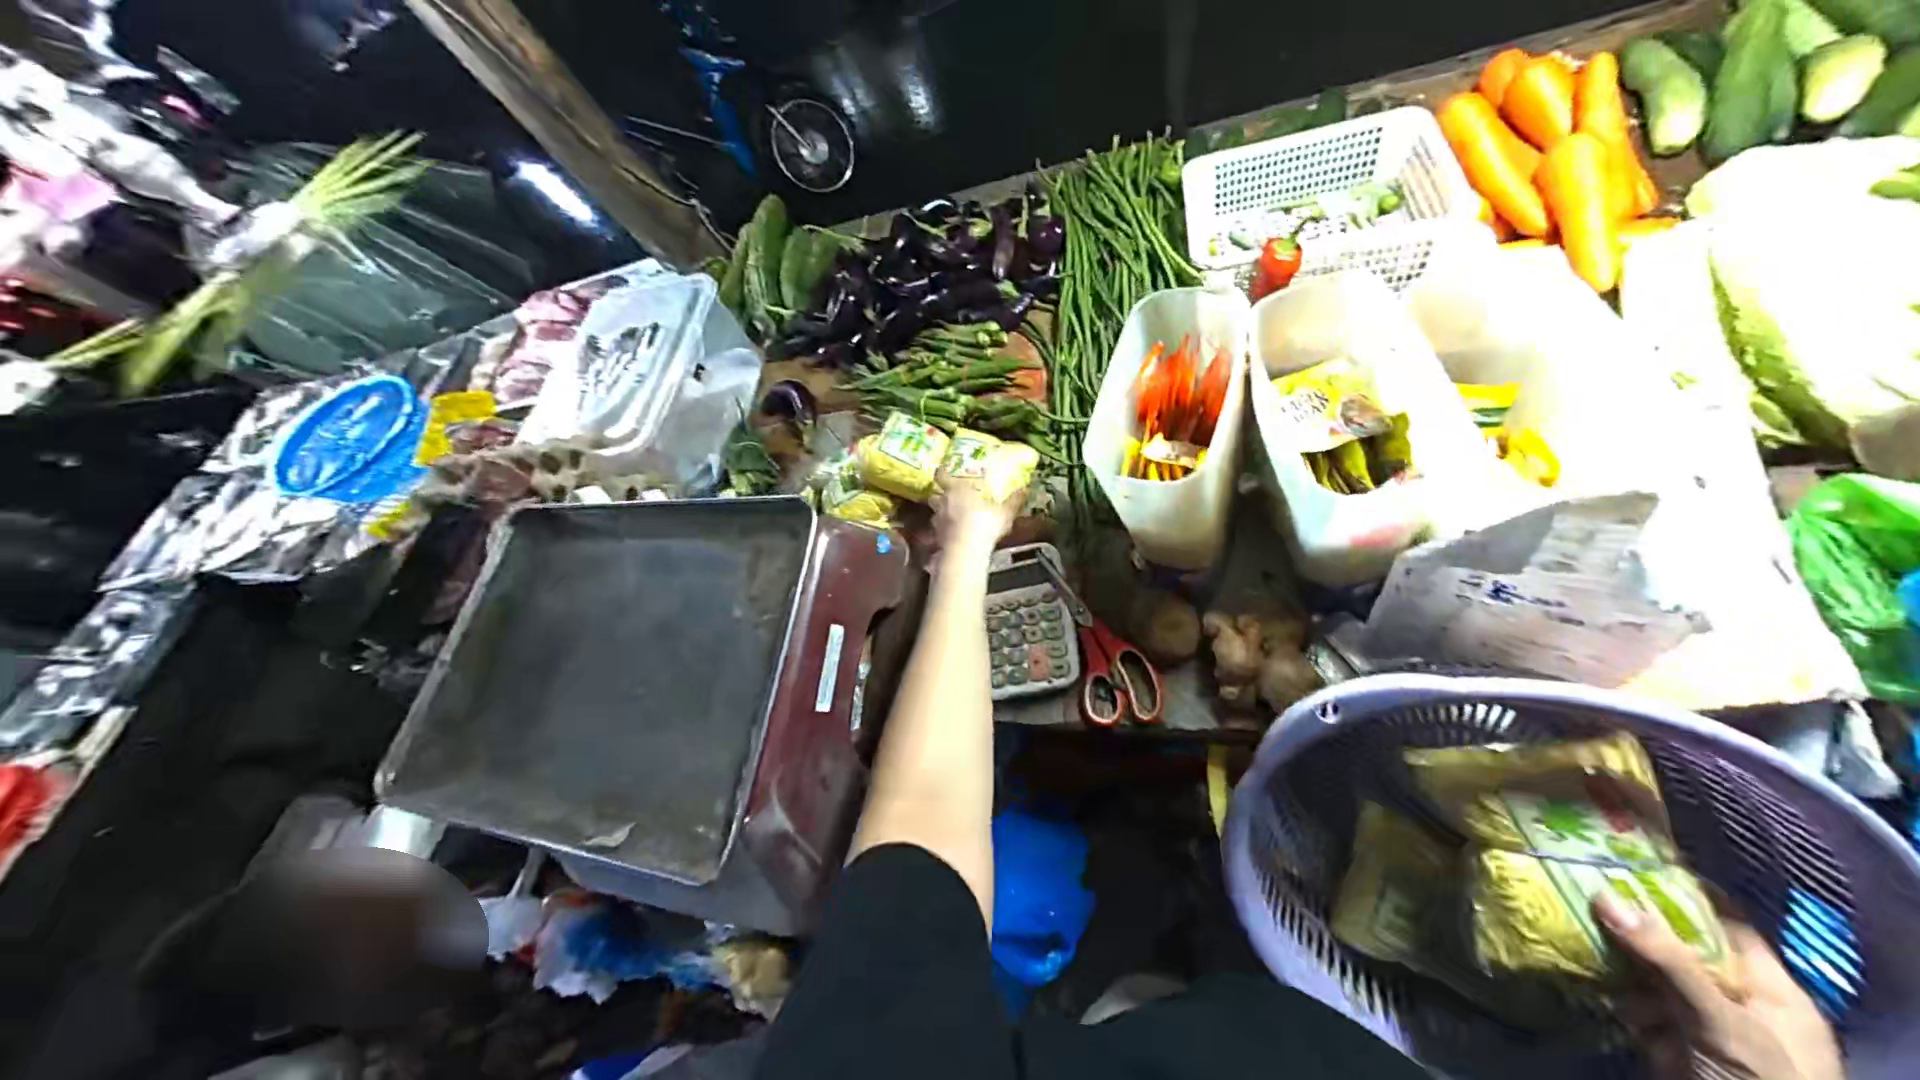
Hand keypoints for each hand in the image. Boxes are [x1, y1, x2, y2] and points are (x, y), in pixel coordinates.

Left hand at [930, 456, 1019, 555]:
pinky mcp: (936, 538)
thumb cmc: (984, 525)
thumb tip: (1025, 489)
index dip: (941, 472)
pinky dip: (944, 532)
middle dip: (942, 496)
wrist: (966, 551)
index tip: (944, 470)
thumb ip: (1014, 501)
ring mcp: (938, 521)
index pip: (941, 476)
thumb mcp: (1004, 513)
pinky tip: (953, 537)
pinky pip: (938, 531)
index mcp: (957, 490)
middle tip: (952, 498)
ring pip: (936, 514)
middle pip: (935, 495)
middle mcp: (943, 503)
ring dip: (942, 515)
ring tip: (953, 519)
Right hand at [1594, 891, 1844, 1079]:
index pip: (1725, 925)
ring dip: (1613, 953)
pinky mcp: (1664, 1037)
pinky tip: (1585, 969)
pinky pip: (1628, 997)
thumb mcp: (1723, 1022)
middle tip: (1584, 884)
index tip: (1629, 862)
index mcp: (1770, 991)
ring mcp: (1696, 1020)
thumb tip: (1605, 894)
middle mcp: (1733, 999)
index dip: (1682, 893)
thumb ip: (1669, 960)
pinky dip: (1606, 984)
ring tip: (1575, 925)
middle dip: (1632, 919)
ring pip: (1645, 967)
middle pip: (1676, 943)